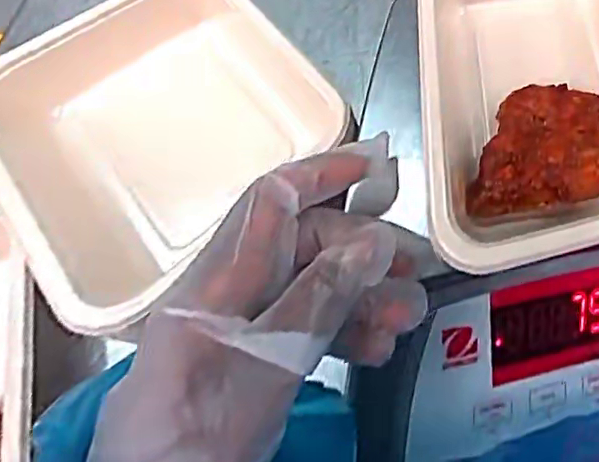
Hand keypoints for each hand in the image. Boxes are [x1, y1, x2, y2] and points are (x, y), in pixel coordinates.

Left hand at [91, 144, 428, 461]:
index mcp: (219, 281)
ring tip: (403, 316)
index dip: (324, 172)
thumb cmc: (191, 442)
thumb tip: (373, 243)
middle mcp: (230, 296)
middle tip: (408, 270)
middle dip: (366, 253)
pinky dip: (349, 329)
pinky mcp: (252, 363)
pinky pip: (312, 325)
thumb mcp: (267, 360)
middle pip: (310, 243)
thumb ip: (321, 295)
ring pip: (317, 286)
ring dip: (368, 296)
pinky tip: (376, 346)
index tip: (373, 165)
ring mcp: (242, 331)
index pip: (273, 199)